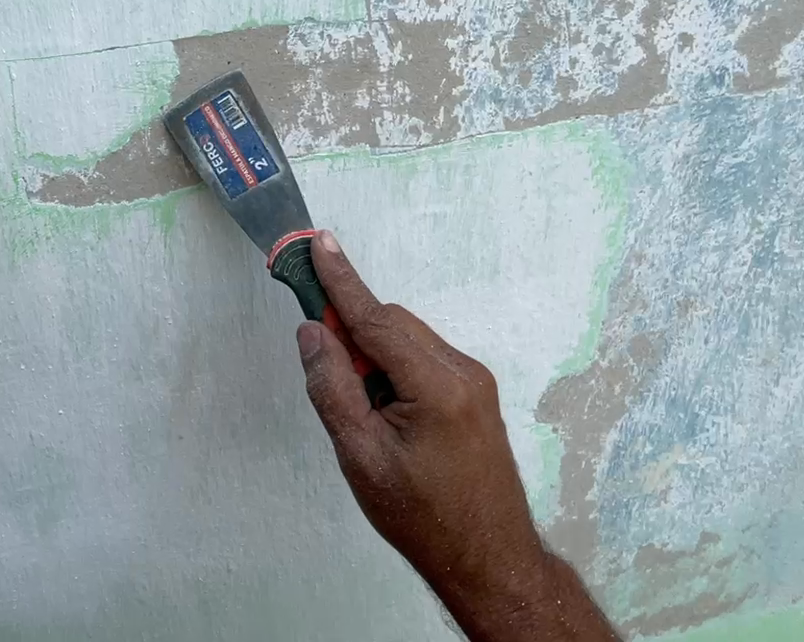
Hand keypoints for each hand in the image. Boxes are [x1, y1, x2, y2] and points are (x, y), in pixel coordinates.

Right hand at [296, 232, 615, 640]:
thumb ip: (331, 386)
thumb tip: (313, 330)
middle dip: (352, 326)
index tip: (318, 242)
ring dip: (372, 348)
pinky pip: (422, 355)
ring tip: (360, 402)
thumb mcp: (359, 456)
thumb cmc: (418, 514)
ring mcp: (474, 379)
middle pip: (392, 323)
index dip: (341, 279)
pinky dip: (392, 363)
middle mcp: (462, 369)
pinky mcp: (476, 391)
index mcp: (435, 385)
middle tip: (321, 354)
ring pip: (407, 337)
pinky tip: (384, 406)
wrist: (490, 562)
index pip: (375, 318)